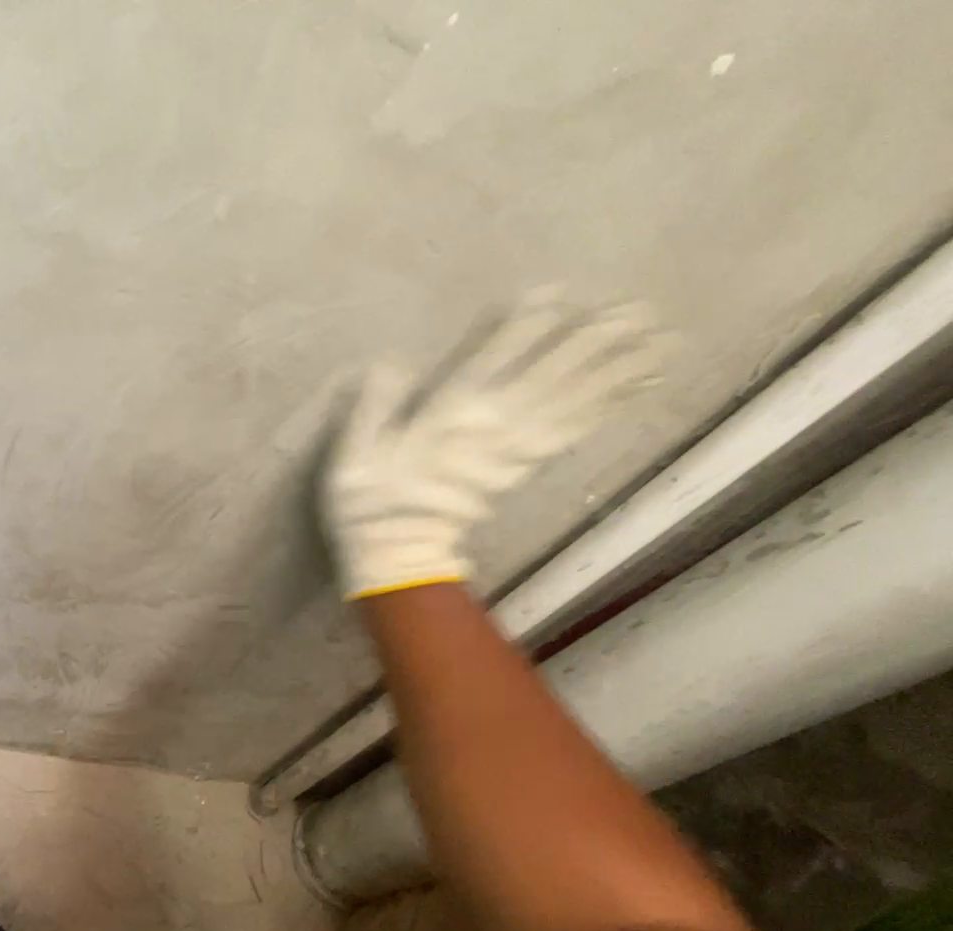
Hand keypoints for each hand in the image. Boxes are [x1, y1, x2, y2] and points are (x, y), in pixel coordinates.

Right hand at [323, 289, 666, 599]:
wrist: (395, 553)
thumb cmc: (367, 502)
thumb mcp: (354, 455)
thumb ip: (373, 409)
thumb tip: (388, 363)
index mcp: (444, 419)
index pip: (485, 367)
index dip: (518, 332)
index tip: (552, 294)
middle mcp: (488, 428)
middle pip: (546, 378)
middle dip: (589, 343)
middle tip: (636, 309)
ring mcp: (512, 448)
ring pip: (572, 402)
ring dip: (616, 370)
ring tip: (659, 339)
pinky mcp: (525, 466)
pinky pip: (574, 430)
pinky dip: (609, 406)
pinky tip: (640, 384)